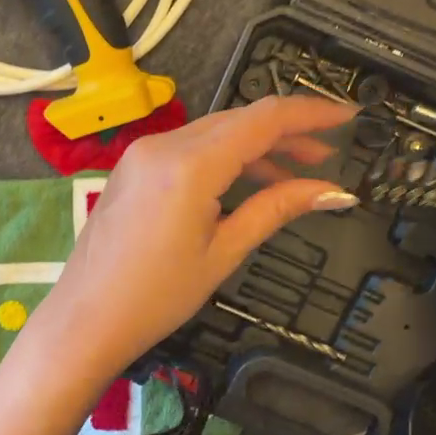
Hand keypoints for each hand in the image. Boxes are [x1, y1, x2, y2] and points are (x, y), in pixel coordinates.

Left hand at [30, 97, 358, 377]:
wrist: (86, 320)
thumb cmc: (157, 297)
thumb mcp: (224, 253)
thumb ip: (277, 210)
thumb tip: (335, 191)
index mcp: (190, 165)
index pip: (263, 119)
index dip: (311, 114)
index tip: (348, 117)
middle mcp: (164, 145)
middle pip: (238, 120)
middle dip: (286, 134)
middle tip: (327, 155)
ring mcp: (142, 154)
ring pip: (213, 133)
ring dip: (255, 147)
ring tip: (296, 173)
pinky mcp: (131, 168)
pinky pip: (188, 149)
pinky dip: (222, 159)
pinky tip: (246, 183)